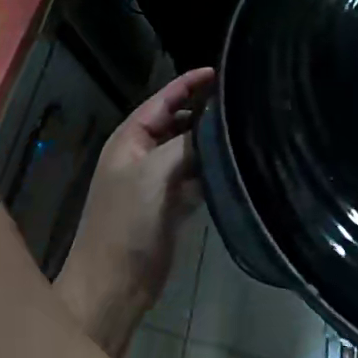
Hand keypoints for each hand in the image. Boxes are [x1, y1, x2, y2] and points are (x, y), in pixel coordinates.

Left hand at [55, 68, 215, 357]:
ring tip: (244, 130)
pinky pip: (193, 178)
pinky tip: (234, 167)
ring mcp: (155, 180)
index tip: (219, 72)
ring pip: (187, 151)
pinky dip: (210, 171)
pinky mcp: (169, 205)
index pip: (162, 100)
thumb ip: (183, 145)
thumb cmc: (126, 222)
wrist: (114, 285)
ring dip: (209, 143)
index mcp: (130, 138)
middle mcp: (142, 153)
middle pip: (176, 123)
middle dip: (203, 112)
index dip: (188, 84)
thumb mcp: (153, 175)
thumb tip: (213, 124)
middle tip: (240, 103)